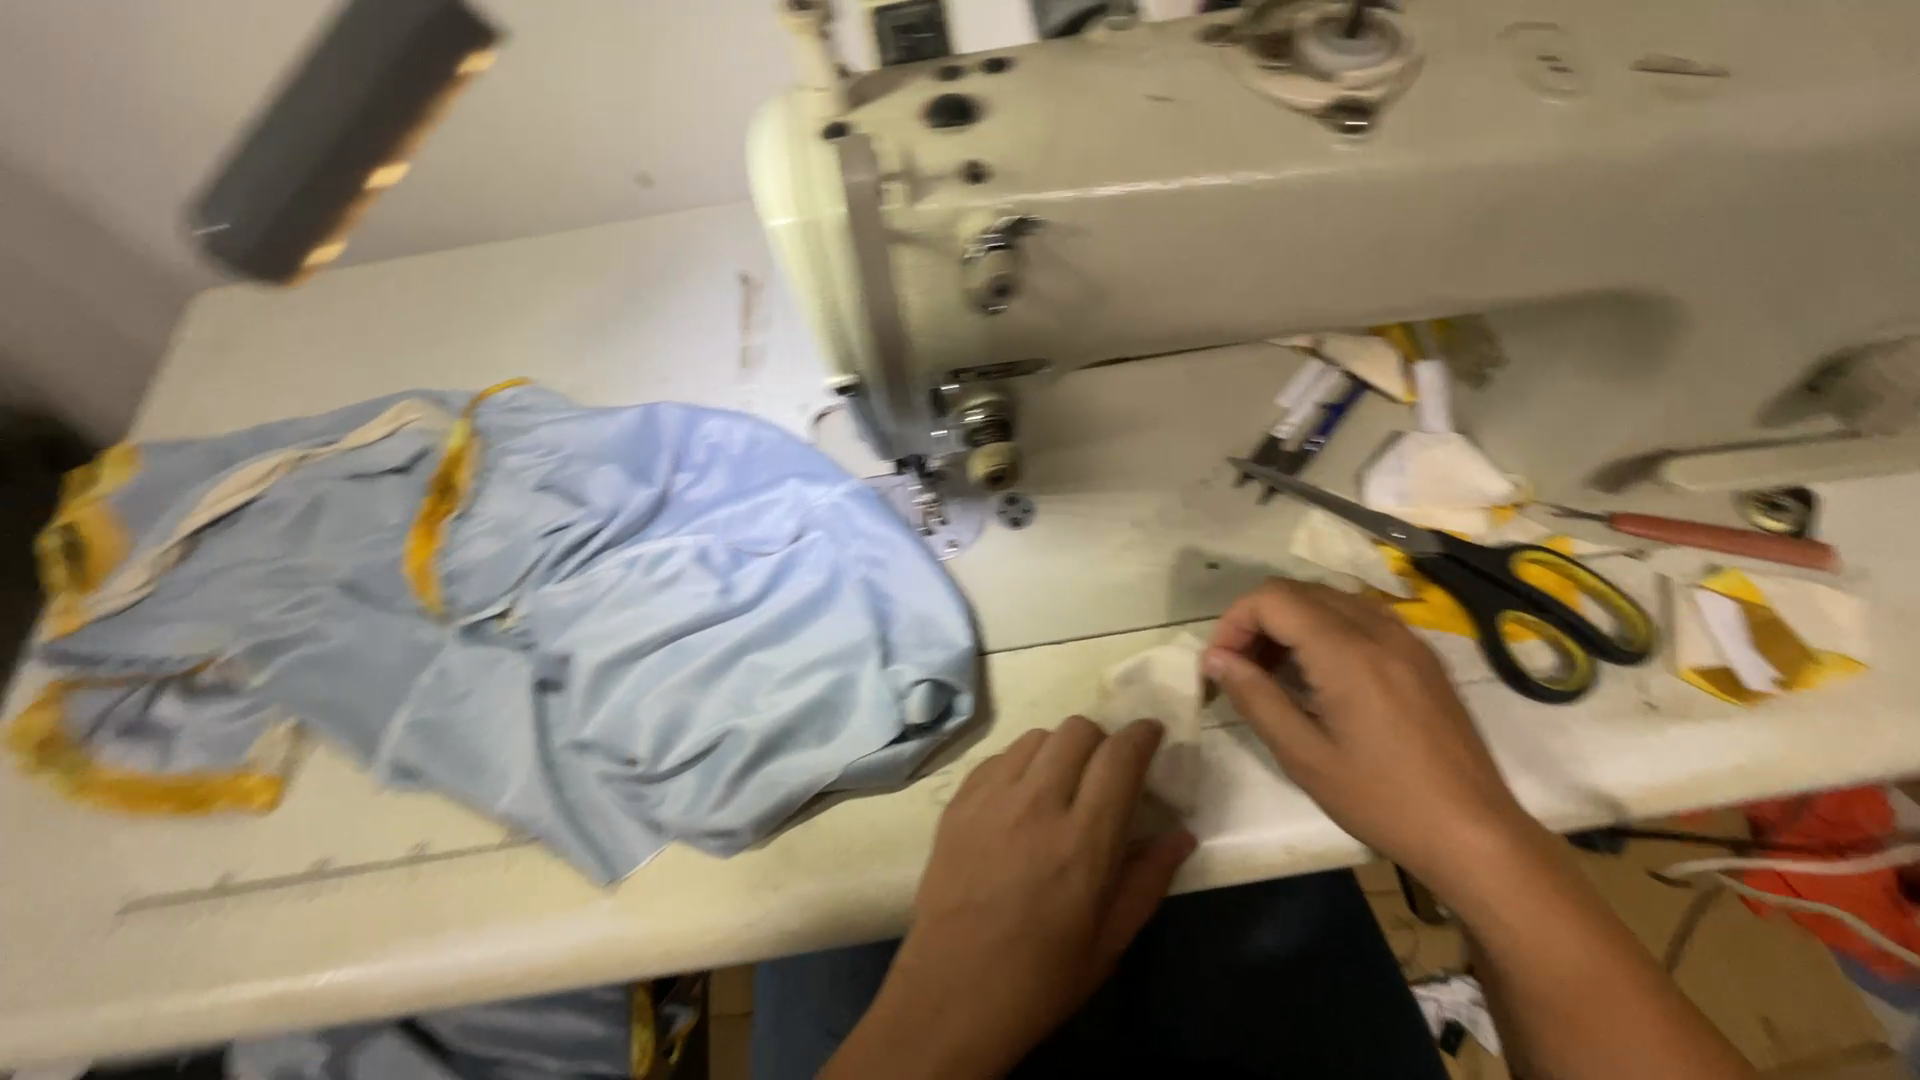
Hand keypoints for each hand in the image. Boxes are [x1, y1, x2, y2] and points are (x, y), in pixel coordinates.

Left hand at [826, 717, 1196, 1079]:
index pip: (1119, 757)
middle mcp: (1036, 806)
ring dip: (1059, 749)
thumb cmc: (1041, 977)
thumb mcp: (1110, 941)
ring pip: (1036, 736)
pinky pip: (997, 757)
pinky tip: (1021, 796)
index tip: (1150, 734)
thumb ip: (1148, 880)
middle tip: (1106, 769)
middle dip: (1102, 740)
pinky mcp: (957, 804)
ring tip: (1062, 782)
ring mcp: (989, 800)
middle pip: (1077, 731)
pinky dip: (1019, 763)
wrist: (952, 992)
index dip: (1141, 736)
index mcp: (1082, 842)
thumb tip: (1181, 834)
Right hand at [1202, 578, 1537, 896]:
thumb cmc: (1382, 800)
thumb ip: (1254, 697)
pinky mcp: (1422, 655)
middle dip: (1257, 621)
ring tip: (1274, 673)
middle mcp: (1379, 629)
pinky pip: (1360, 617)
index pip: (1272, 599)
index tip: (1220, 665)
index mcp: (1348, 652)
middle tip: (1240, 669)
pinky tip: (1319, 676)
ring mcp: (1407, 638)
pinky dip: (1325, 630)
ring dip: (1290, 623)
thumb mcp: (1303, 756)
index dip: (1234, 622)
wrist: (1475, 832)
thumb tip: (1215, 658)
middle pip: (1298, 591)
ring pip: (1330, 599)